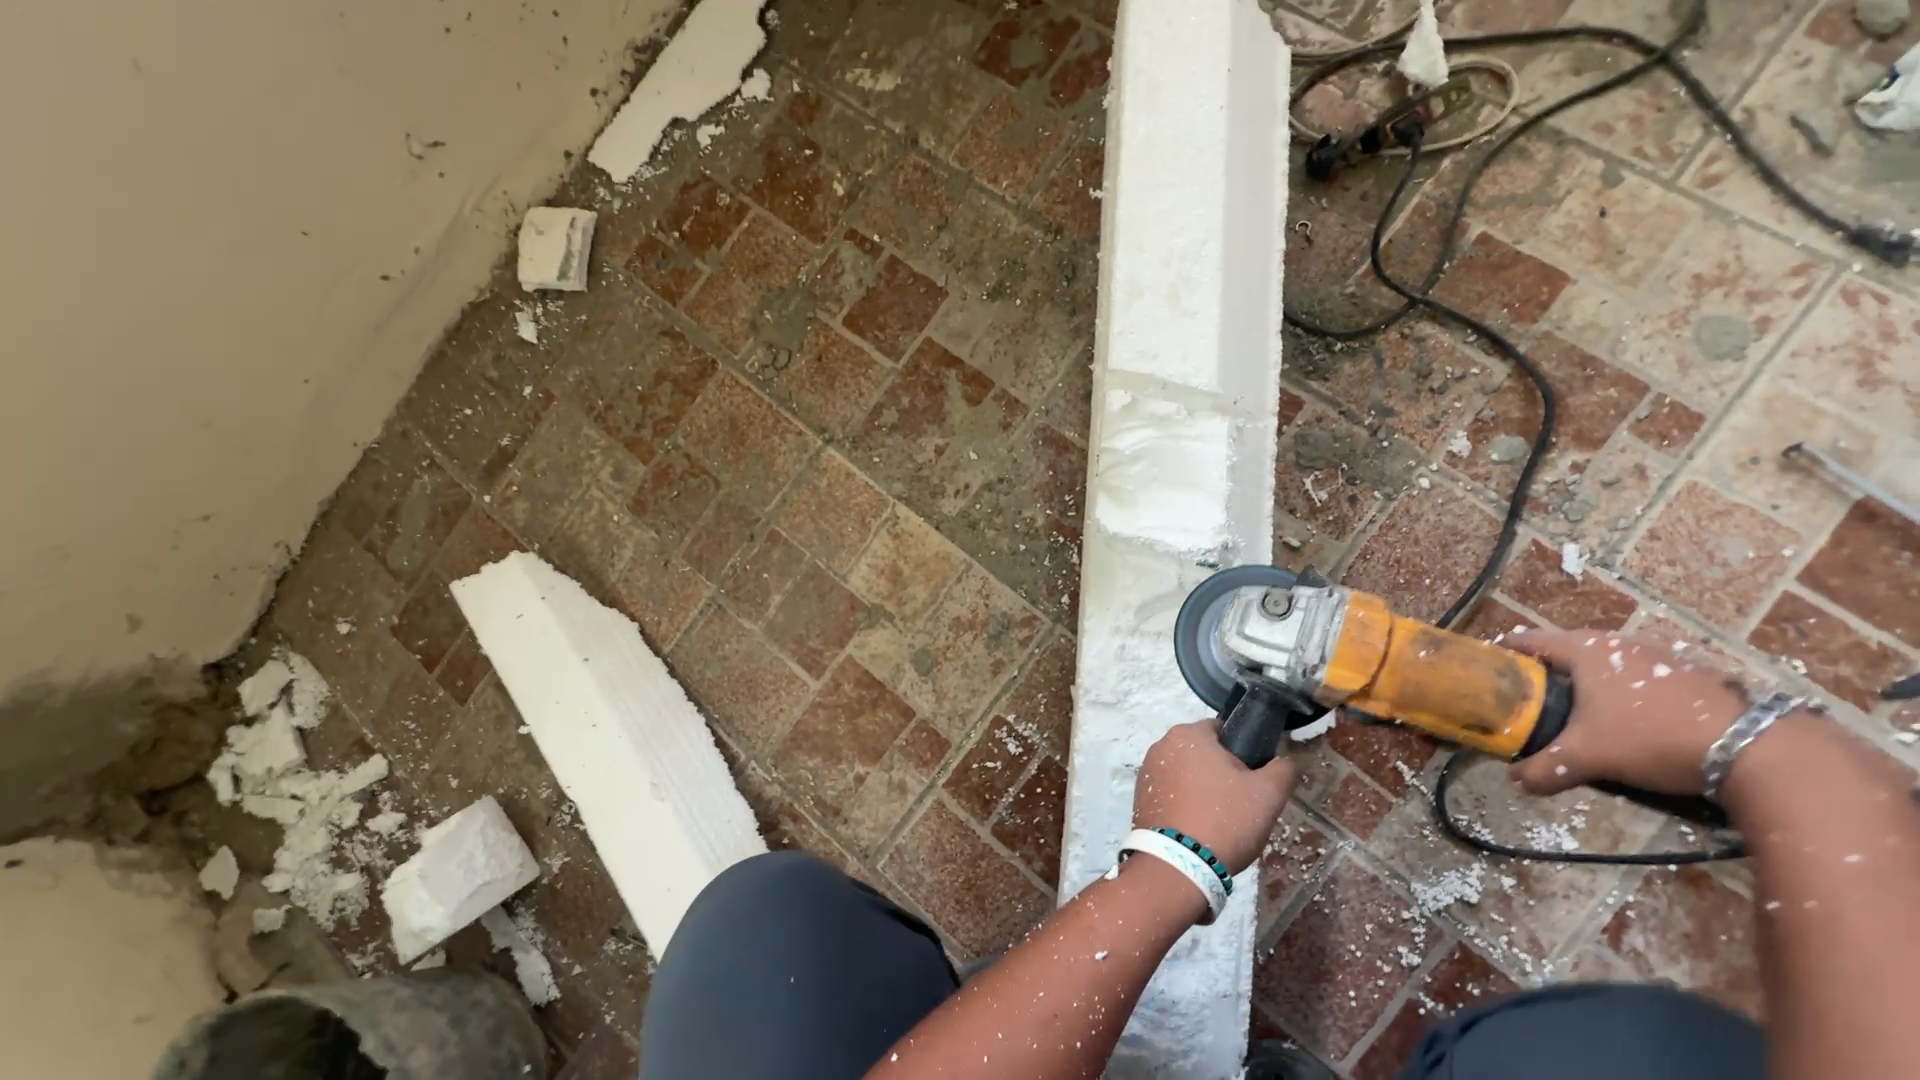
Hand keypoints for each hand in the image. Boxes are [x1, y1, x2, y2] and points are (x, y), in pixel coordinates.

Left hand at [1133, 720, 1297, 871]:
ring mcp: (1146, 772)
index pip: (1222, 731)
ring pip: (1186, 775)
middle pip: (1203, 754)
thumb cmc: (1225, 820)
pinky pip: (1170, 794)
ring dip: (1201, 790)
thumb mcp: (1268, 794)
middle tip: (1238, 804)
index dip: (1242, 754)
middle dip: (1220, 774)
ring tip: (1217, 821)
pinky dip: (1184, 805)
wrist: (1178, 866)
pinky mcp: (1138, 798)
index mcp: (1188, 733)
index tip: (1251, 781)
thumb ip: (1283, 769)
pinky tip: (1197, 829)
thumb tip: (1283, 762)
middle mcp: (1161, 745)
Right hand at [1505, 630, 1747, 797]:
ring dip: (1589, 683)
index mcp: (1586, 651)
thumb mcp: (1588, 758)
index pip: (1530, 640)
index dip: (1506, 652)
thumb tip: (1516, 782)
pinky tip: (1629, 721)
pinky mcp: (1690, 676)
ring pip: (1607, 665)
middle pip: (1568, 651)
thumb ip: (1544, 769)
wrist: (1753, 749)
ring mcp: (1660, 657)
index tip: (1490, 668)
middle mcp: (1620, 644)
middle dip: (1546, 672)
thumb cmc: (1651, 738)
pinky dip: (1624, 693)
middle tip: (1530, 698)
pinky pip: (1640, 678)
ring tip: (1578, 712)